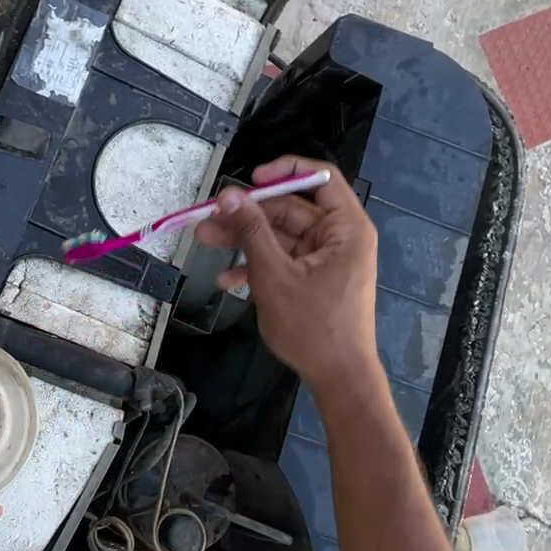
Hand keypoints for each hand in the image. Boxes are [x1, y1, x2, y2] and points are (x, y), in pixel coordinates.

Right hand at [195, 156, 381, 390]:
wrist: (337, 377)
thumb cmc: (313, 326)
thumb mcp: (274, 275)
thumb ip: (250, 231)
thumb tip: (228, 195)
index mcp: (345, 228)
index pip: (320, 178)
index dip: (284, 172)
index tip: (249, 179)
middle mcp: (338, 238)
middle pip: (289, 210)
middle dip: (247, 214)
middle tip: (209, 217)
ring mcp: (324, 260)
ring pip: (279, 237)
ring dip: (243, 241)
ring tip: (205, 242)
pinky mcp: (312, 280)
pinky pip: (282, 261)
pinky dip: (256, 266)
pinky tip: (227, 280)